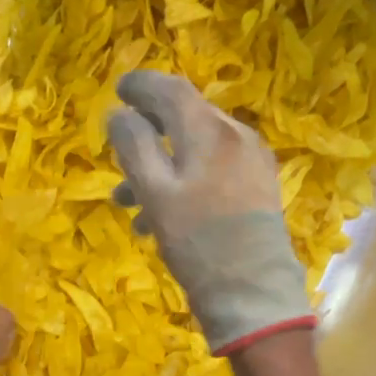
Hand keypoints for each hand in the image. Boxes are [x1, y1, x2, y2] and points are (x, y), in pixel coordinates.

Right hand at [106, 70, 315, 355]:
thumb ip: (134, 148)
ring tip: (129, 205)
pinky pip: (213, 171)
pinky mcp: (257, 189)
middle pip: (186, 118)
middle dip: (149, 133)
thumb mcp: (155, 194)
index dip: (142, 86)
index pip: (172, 91)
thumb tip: (118, 114)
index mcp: (209, 131)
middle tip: (119, 151)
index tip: (117, 89)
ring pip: (196, 150)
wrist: (251, 289)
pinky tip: (164, 216)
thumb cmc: (197, 242)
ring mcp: (251, 162)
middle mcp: (235, 136)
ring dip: (161, 166)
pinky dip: (183, 181)